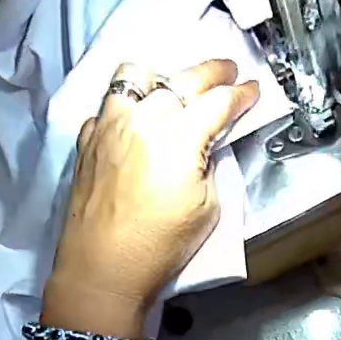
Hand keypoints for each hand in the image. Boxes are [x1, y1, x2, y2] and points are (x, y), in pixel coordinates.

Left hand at [49, 59, 260, 334]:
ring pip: (135, 76)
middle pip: (182, 80)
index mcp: (178, 140)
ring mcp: (109, 126)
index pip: (217, 104)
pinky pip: (108, 105)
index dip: (241, 95)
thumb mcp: (208, 210)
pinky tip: (135, 120)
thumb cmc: (160, 246)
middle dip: (211, 73)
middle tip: (227, 71)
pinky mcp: (88, 140)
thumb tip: (205, 146)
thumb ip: (209, 166)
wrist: (104, 268)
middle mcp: (142, 122)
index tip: (252, 90)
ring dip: (162, 77)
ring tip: (172, 87)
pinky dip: (126, 105)